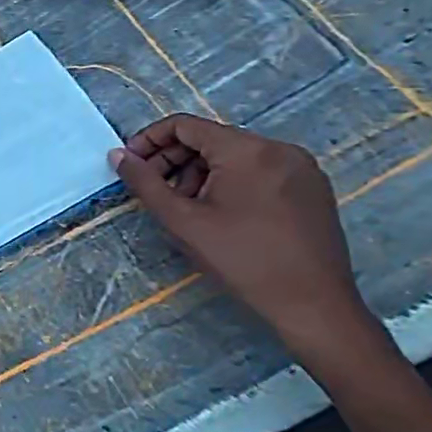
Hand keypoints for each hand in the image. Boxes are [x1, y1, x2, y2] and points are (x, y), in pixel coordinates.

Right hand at [109, 113, 374, 358]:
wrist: (313, 305)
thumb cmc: (241, 259)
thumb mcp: (180, 220)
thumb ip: (144, 181)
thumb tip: (118, 155)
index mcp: (248, 150)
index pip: (185, 125)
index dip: (149, 140)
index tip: (132, 164)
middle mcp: (279, 149)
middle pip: (210, 138)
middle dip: (173, 159)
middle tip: (154, 188)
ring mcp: (301, 168)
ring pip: (232, 154)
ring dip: (198, 172)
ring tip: (186, 205)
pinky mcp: (312, 188)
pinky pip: (257, 168)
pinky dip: (228, 180)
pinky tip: (219, 211)